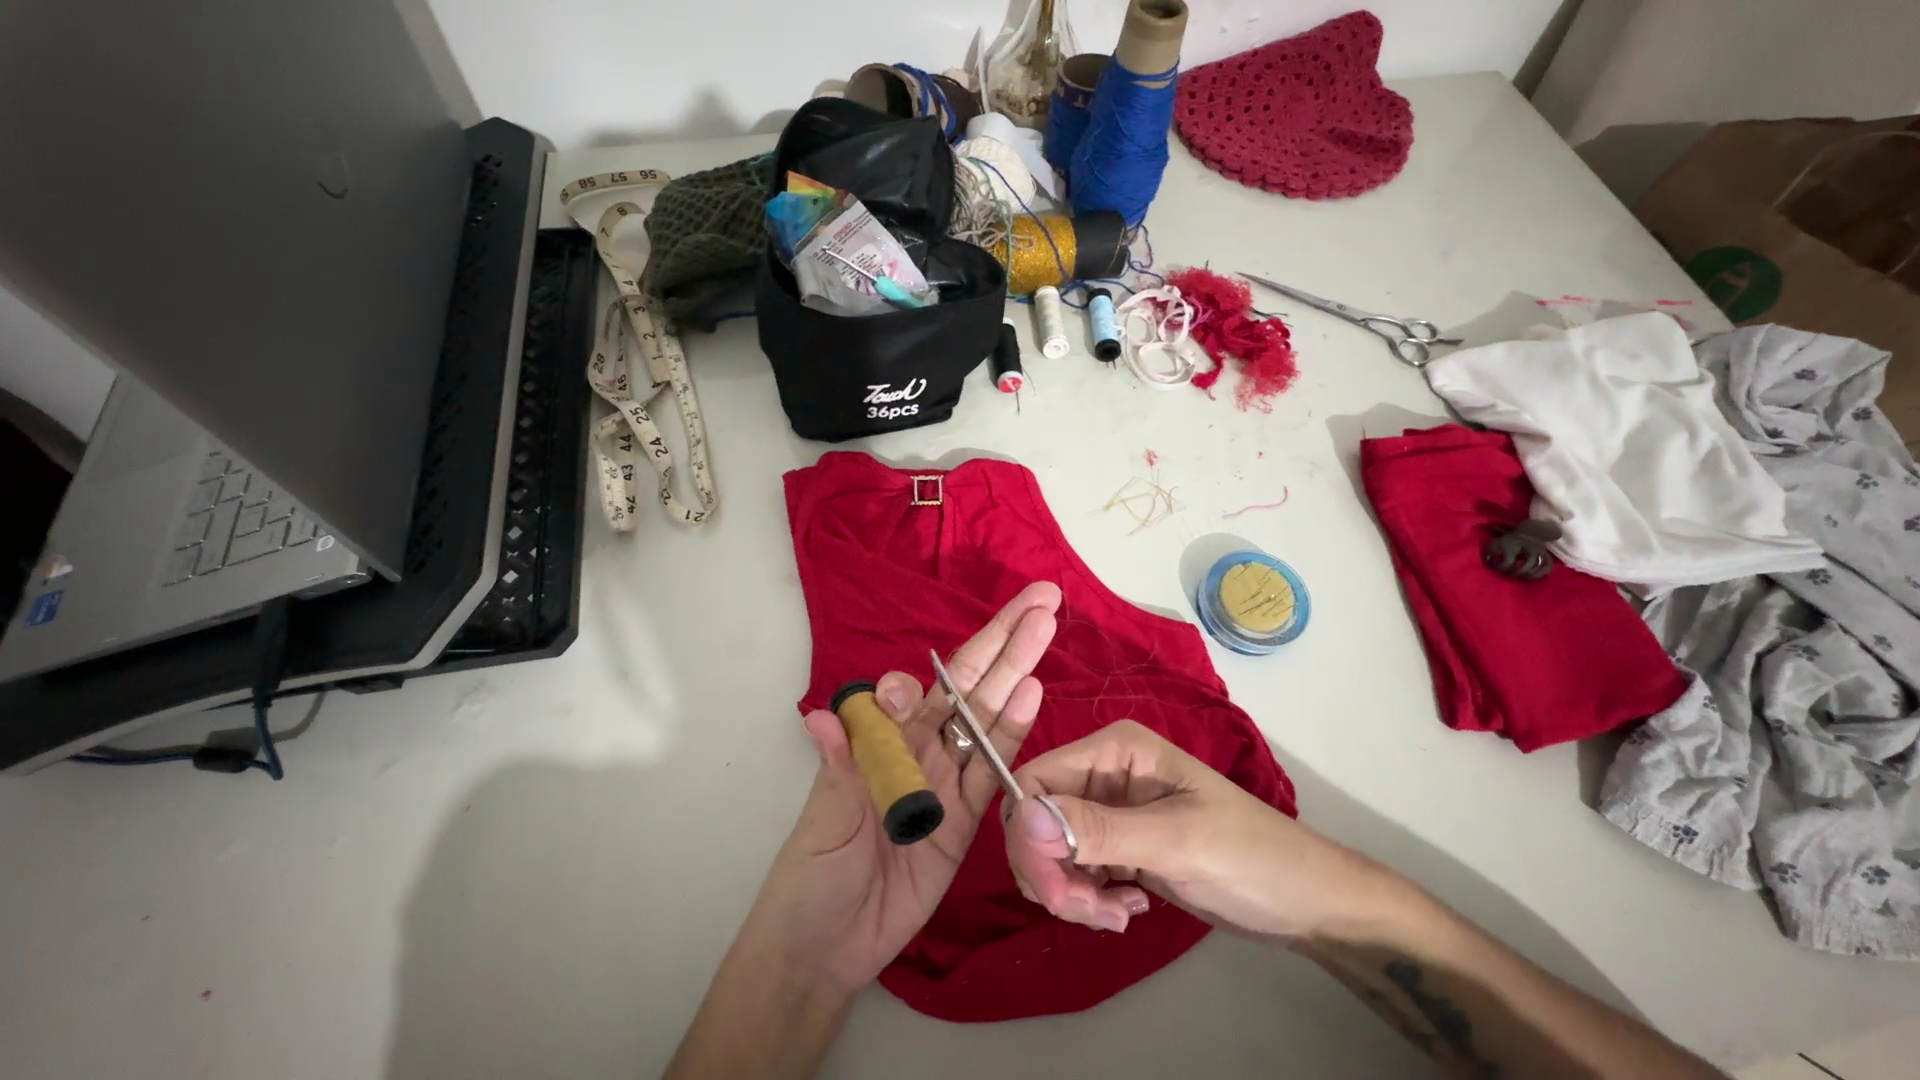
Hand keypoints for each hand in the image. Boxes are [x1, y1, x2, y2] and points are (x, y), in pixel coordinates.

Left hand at [739, 581, 1061, 995]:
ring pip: (988, 718)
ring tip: (1044, 629)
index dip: (938, 668)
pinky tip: (1034, 696)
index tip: (931, 675)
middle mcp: (919, 752)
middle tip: (1040, 600)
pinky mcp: (967, 821)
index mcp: (880, 743)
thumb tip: (824, 715)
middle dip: (1001, 644)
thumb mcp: (825, 819)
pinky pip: (993, 773)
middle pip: (968, 689)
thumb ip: (844, 768)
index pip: (918, 689)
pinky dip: (1013, 736)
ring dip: (1016, 674)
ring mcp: (946, 784)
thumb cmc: (813, 878)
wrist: (829, 948)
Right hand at [1006, 720, 1400, 941]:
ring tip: (1119, 914)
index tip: (1054, 890)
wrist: (1305, 901)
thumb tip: (1023, 819)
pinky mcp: (1116, 847)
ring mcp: (1108, 811)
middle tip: (1090, 912)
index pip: (1035, 782)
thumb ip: (1098, 829)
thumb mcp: (1176, 841)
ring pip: (1050, 851)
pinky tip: (1128, 908)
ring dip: (1072, 893)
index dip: (1029, 837)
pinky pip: (1073, 871)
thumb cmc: (1251, 858)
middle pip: (1037, 821)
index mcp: (1115, 750)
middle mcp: (1103, 773)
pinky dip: (1088, 898)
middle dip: (1053, 873)